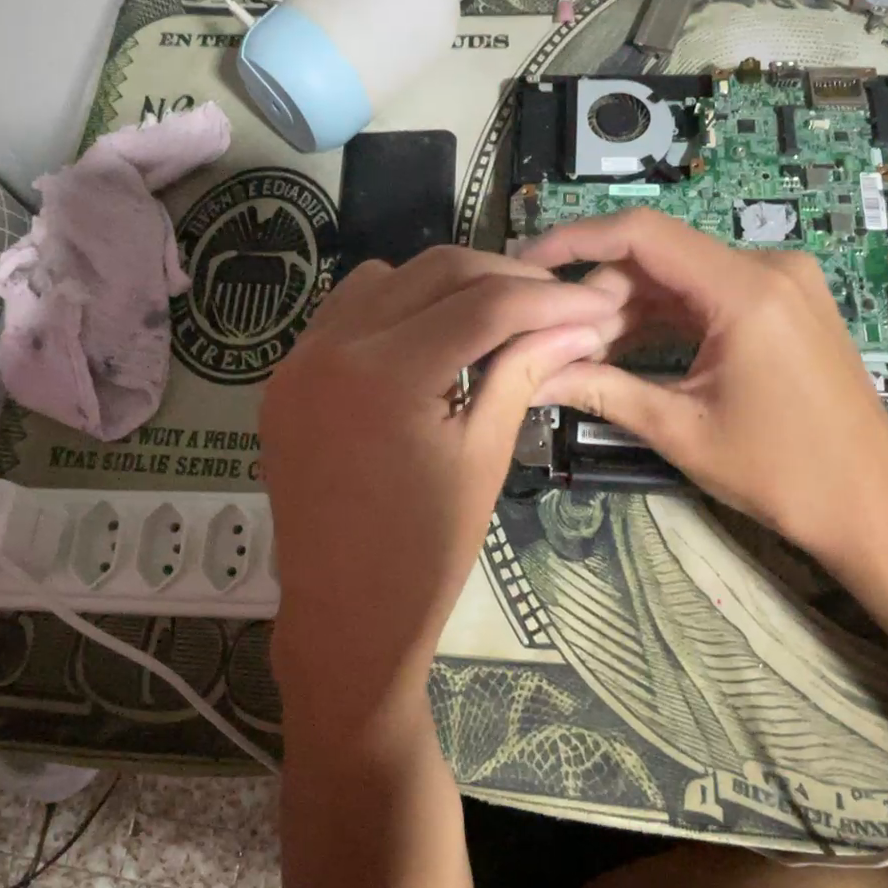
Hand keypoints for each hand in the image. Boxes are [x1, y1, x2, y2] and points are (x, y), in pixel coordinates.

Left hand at [259, 247, 620, 721]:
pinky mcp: (288, 377)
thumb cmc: (424, 553)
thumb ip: (524, 374)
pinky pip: (346, 311)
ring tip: (499, 316)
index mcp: (385, 375)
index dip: (552, 298)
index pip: (484, 304)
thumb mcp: (484, 458)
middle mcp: (332, 347)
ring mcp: (299, 359)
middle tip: (558, 303)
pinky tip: (431, 335)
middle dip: (507, 280)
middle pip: (436, 272)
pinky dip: (396, 306)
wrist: (345, 615)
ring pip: (387, 278)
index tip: (600, 303)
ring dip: (449, 285)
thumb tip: (582, 323)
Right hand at [518, 208, 887, 574]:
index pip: (643, 234)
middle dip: (599, 295)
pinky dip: (663, 320)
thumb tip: (534, 377)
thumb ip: (602, 391)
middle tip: (554, 339)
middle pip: (657, 257)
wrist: (872, 505)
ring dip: (627, 311)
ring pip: (678, 278)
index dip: (577, 239)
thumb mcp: (681, 430)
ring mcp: (781, 284)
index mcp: (747, 291)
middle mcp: (769, 269)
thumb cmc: (784, 473)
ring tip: (582, 354)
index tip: (529, 259)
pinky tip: (625, 352)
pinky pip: (706, 296)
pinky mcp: (783, 305)